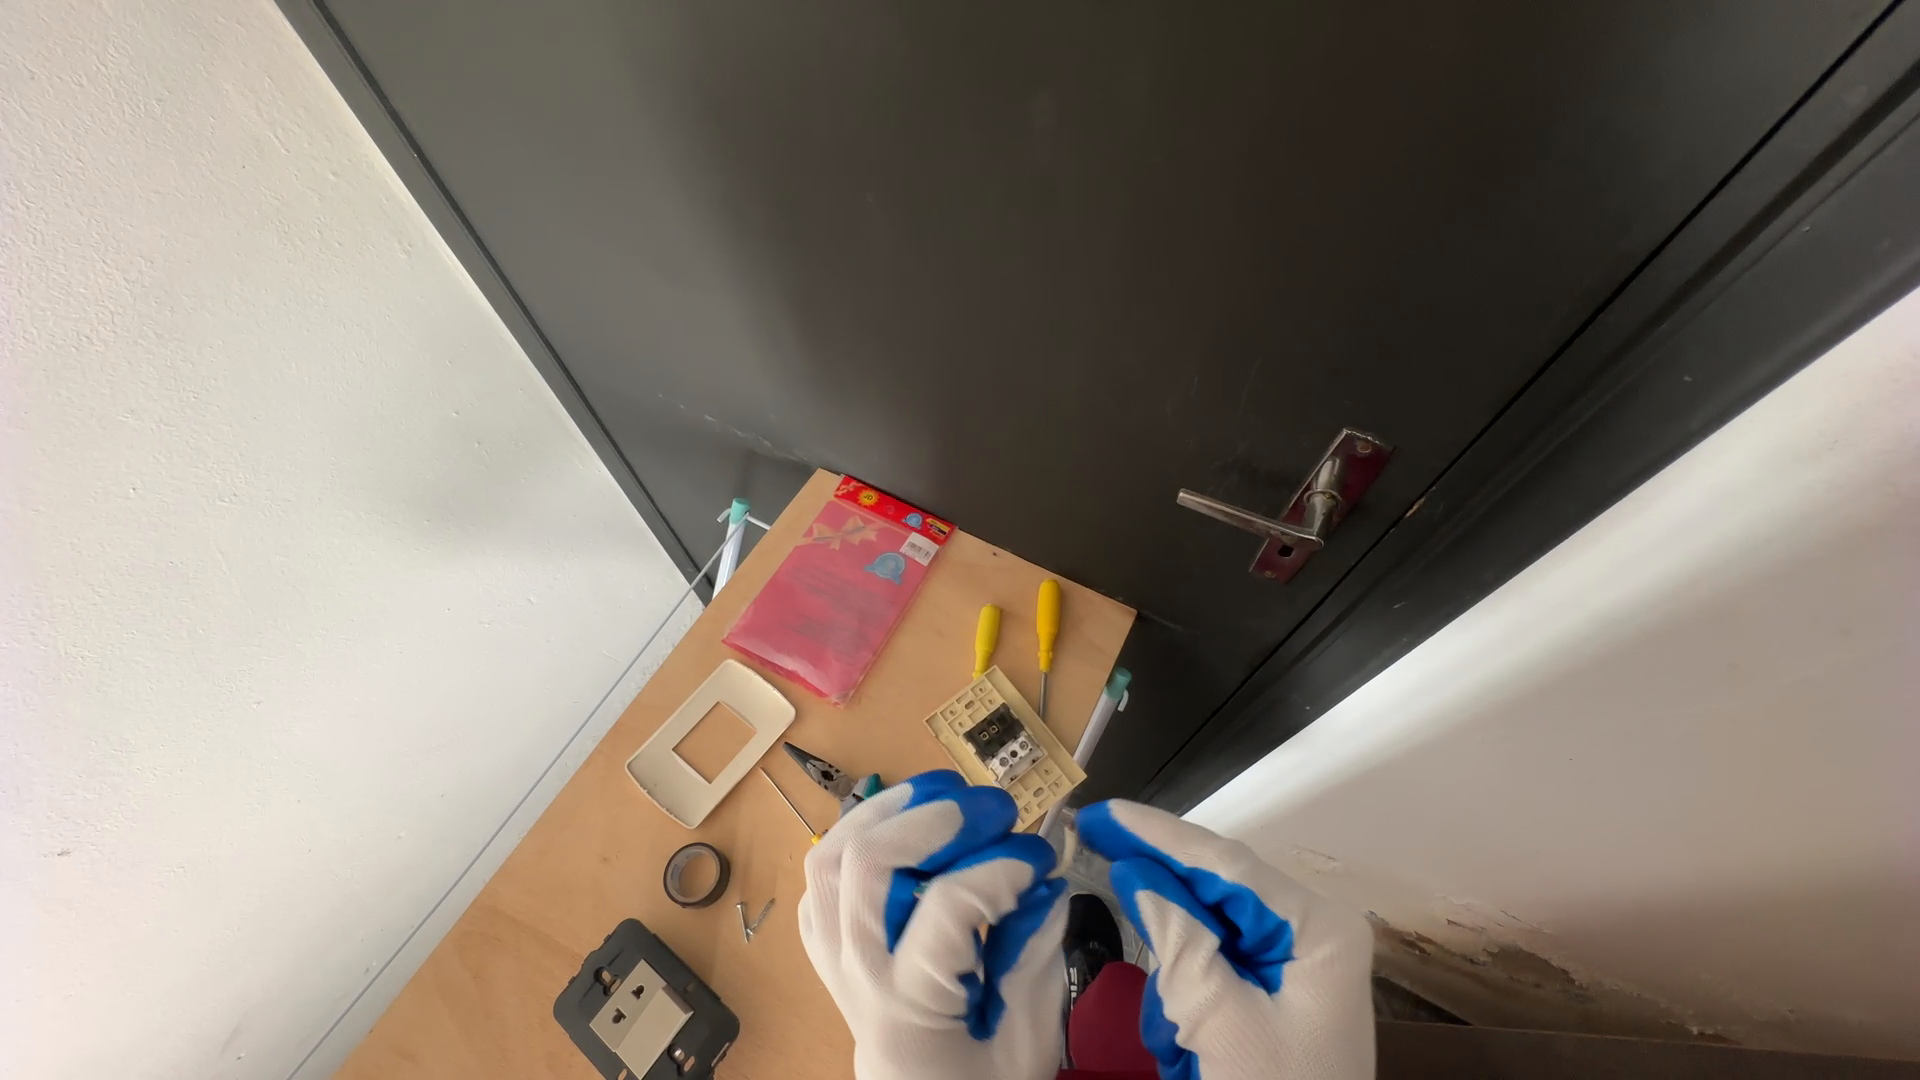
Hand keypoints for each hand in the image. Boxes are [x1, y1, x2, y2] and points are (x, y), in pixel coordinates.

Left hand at [800, 770, 1068, 1079]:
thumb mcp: (1027, 1038)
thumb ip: (1035, 954)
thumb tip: (1043, 879)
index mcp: (910, 1006)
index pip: (947, 905)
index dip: (1000, 866)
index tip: (1039, 856)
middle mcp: (858, 970)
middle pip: (868, 863)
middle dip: (938, 818)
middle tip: (996, 810)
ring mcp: (830, 950)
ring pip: (832, 855)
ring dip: (891, 810)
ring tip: (947, 794)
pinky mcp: (823, 938)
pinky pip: (823, 868)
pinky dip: (860, 831)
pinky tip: (906, 823)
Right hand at [1077, 800, 1373, 1079]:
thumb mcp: (1219, 1021)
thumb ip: (1176, 935)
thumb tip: (1132, 866)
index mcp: (1316, 927)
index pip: (1223, 861)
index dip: (1156, 834)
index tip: (1101, 813)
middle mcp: (1306, 927)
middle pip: (1212, 886)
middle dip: (1160, 900)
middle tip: (1092, 848)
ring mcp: (1288, 956)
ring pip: (1202, 925)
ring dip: (1174, 970)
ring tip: (1179, 1034)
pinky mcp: (1268, 984)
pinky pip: (1208, 961)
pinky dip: (1183, 994)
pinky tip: (1187, 1041)